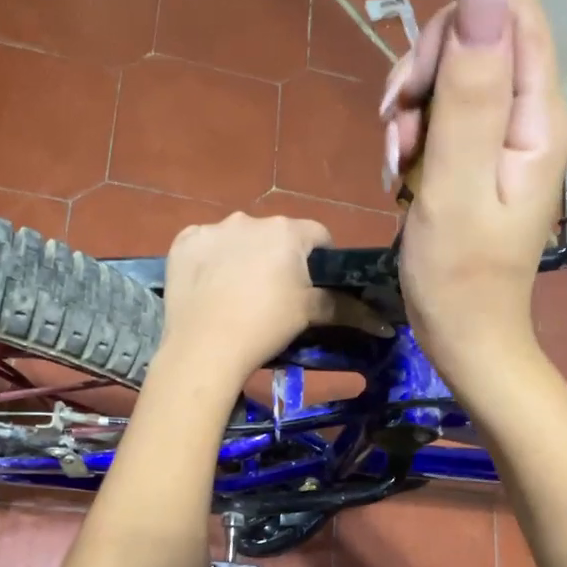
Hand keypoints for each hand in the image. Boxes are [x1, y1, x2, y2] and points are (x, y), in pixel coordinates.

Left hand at [152, 213, 340, 390]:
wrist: (204, 347)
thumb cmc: (265, 327)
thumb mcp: (309, 314)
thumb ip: (344, 307)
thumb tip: (383, 322)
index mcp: (287, 231)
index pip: (318, 235)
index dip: (321, 259)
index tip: (313, 285)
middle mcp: (251, 219)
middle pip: (275, 236)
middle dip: (278, 258)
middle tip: (273, 296)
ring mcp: (213, 228)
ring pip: (238, 239)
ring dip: (243, 257)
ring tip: (237, 295)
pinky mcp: (183, 242)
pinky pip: (204, 246)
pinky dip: (209, 262)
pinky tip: (208, 290)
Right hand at [383, 0, 566, 382]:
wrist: (466, 340)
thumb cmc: (458, 276)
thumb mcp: (455, 180)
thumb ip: (469, 86)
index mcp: (538, 118)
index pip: (509, 14)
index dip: (452, 33)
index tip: (412, 91)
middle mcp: (532, 119)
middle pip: (478, 44)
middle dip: (423, 78)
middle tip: (394, 131)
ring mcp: (508, 142)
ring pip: (454, 83)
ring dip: (411, 114)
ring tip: (394, 166)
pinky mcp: (485, 163)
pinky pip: (447, 122)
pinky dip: (415, 141)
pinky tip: (400, 177)